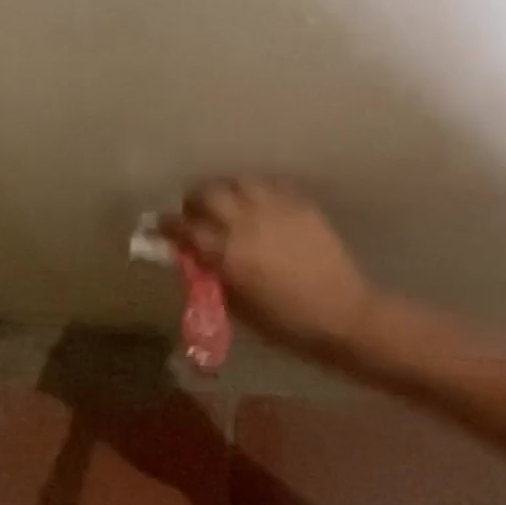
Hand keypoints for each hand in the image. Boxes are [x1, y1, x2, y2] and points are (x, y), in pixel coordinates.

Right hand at [166, 177, 376, 353]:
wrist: (342, 316)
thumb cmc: (286, 323)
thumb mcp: (238, 308)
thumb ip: (212, 278)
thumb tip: (194, 259)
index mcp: (227, 254)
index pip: (184, 228)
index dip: (168, 225)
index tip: (162, 226)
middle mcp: (246, 223)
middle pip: (208, 193)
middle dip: (195, 200)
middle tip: (194, 211)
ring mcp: (276, 209)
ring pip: (238, 181)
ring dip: (226, 189)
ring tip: (227, 202)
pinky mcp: (301, 204)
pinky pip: (270, 184)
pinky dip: (256, 190)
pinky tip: (258, 203)